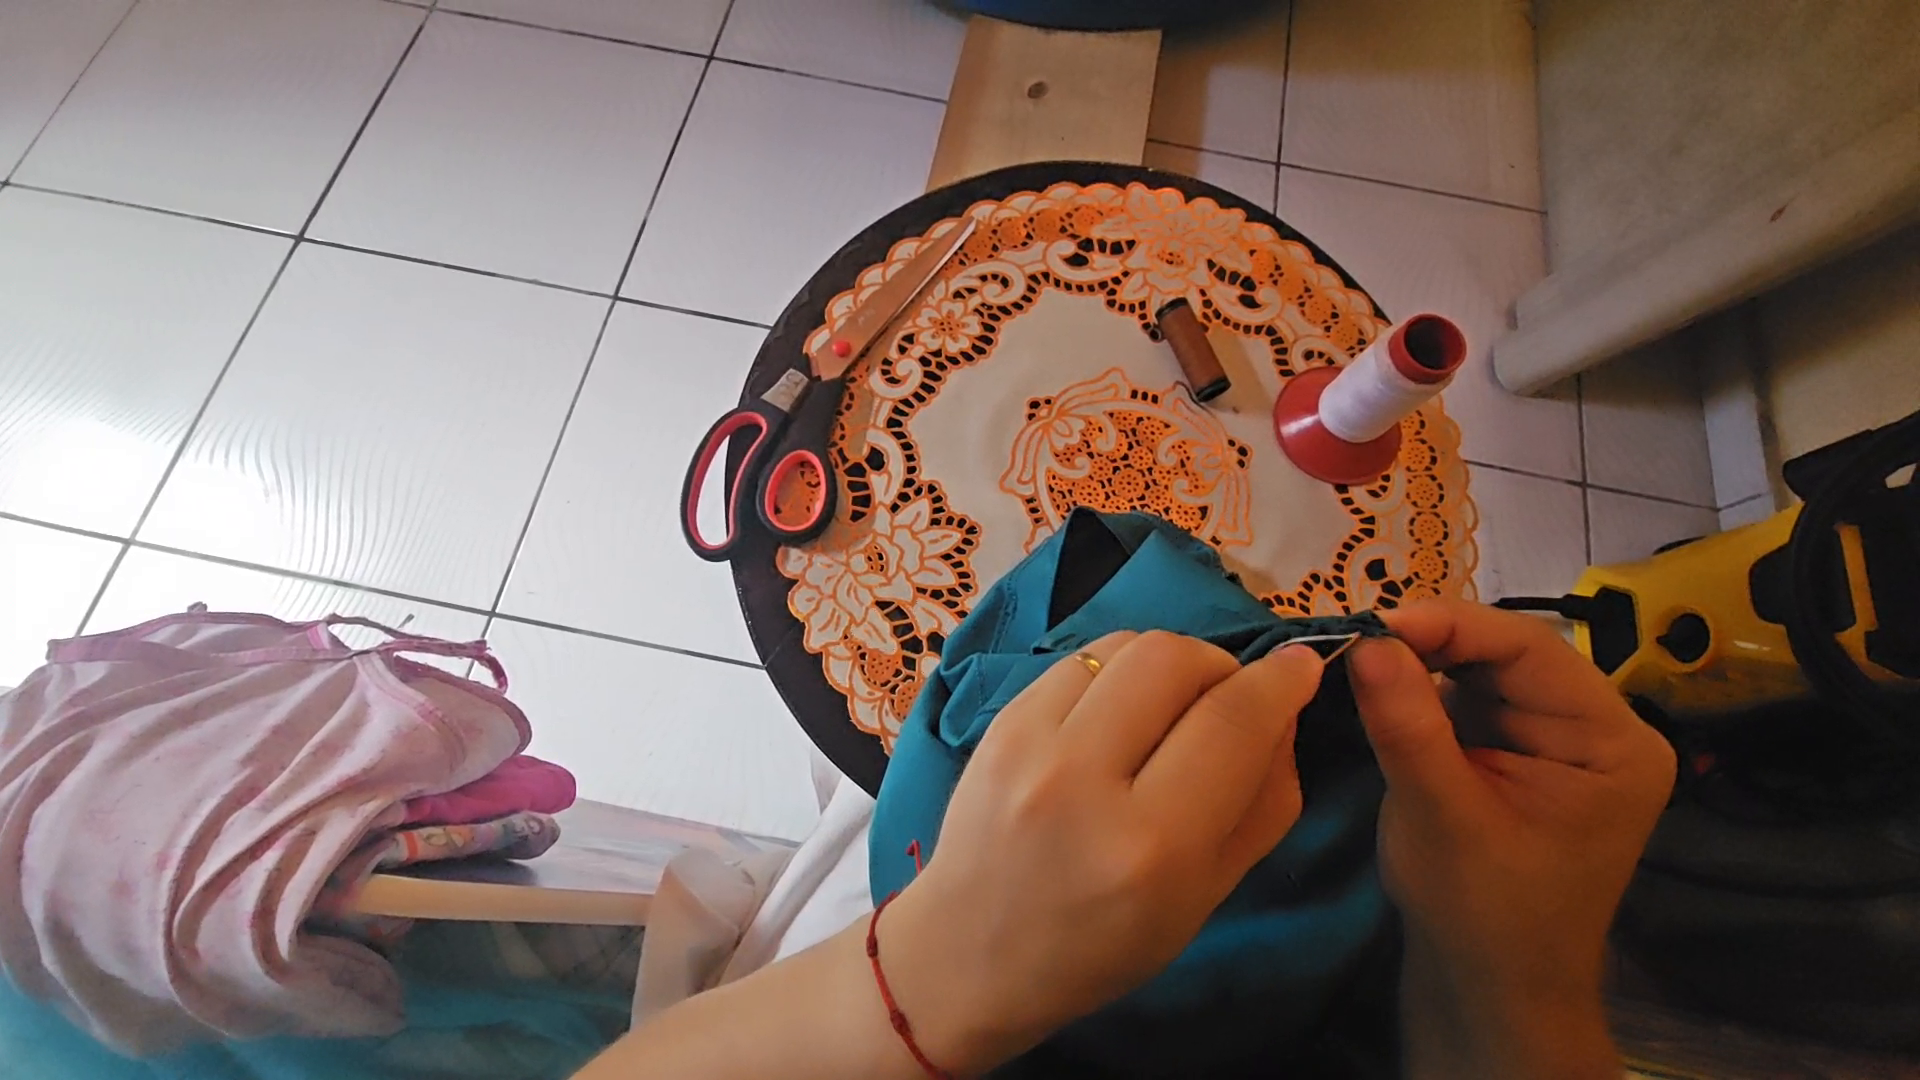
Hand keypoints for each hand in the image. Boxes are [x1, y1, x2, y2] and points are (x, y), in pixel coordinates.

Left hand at [879, 631, 1325, 1074]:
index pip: (1232, 722)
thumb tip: (1281, 709)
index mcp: (1150, 845)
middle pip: (1173, 658)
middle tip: (1224, 697)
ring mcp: (1029, 740)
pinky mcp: (999, 720)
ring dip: (1166, 662)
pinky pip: (1078, 659)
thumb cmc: (1101, 942)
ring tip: (1167, 705)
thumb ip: (1262, 800)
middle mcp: (1083, 778)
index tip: (1299, 667)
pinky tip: (1114, 711)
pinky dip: (1115, 671)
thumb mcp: (1206, 895)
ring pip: (1124, 645)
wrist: (973, 946)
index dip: (1279, 681)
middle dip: (1219, 664)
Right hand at [1347, 599, 1675, 1079]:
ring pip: (1477, 666)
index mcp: (1610, 743)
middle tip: (1352, 637)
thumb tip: (1365, 640)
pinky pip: (1461, 692)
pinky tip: (1377, 680)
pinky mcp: (1509, 744)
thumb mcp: (1438, 813)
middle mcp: (1591, 727)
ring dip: (1416, 657)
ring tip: (1356, 653)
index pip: (1530, 649)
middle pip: (1504, 651)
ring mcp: (1549, 734)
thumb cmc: (1479, 907)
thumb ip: (1406, 723)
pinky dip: (1415, 682)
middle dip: (1426, 640)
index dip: (1448, 624)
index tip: (1369, 624)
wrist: (1487, 977)